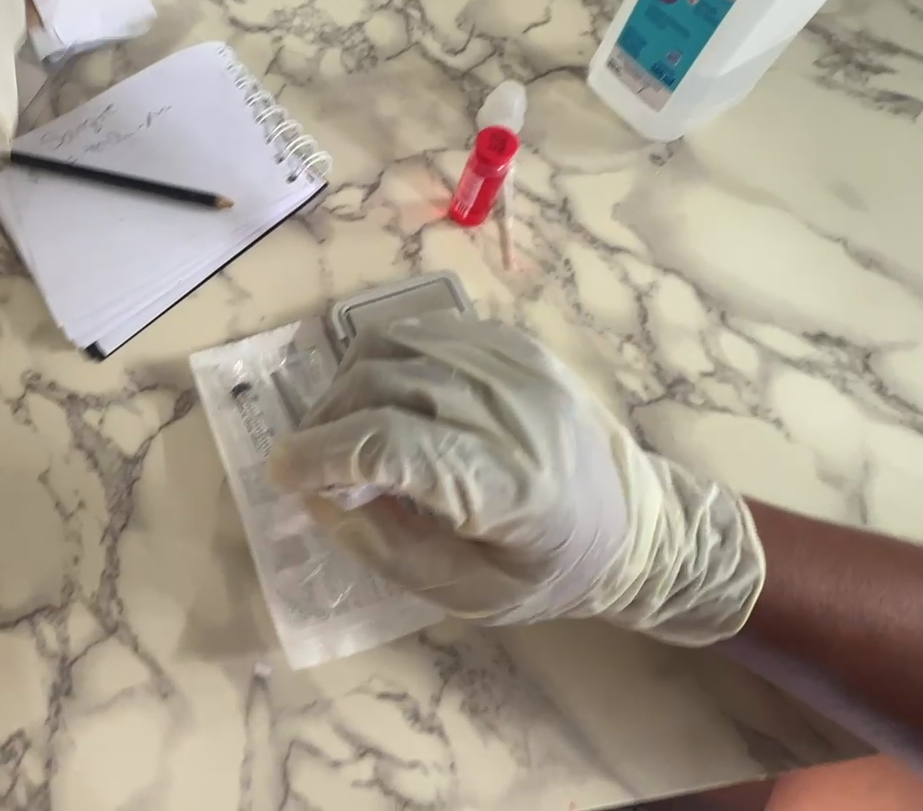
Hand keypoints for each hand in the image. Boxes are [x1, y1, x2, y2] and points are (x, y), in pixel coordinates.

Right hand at [269, 311, 763, 645]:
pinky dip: (379, 361)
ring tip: (343, 427)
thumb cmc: (549, 570)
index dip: (320, 454)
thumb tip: (316, 496)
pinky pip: (417, 330)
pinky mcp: (511, 341)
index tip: (283, 474)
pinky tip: (382, 397)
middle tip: (311, 463)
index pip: (388, 443)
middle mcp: (508, 407)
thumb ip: (381, 544)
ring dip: (345, 387)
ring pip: (388, 345)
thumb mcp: (464, 591)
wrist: (639, 522)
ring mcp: (512, 362)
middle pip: (378, 385)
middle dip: (324, 423)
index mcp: (506, 484)